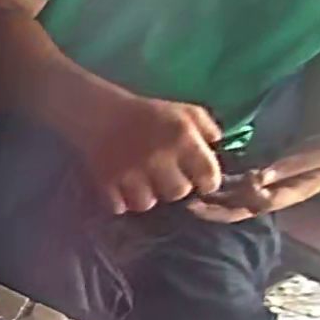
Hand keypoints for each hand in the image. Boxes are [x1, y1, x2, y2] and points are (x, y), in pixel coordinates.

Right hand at [74, 92, 224, 214]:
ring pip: (145, 203)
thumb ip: (207, 129)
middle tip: (169, 183)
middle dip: (176, 189)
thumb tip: (215, 148)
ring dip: (147, 198)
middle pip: (176, 192)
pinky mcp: (105, 183)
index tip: (204, 184)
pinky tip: (122, 195)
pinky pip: (117, 207)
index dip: (209, 183)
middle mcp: (157, 159)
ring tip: (144, 190)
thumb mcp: (186, 112)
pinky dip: (121, 204)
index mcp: (182, 140)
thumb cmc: (148, 114)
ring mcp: (128, 173)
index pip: (207, 173)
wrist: (103, 116)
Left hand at [188, 122, 319, 222]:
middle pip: (236, 208)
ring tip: (186, 193)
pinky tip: (199, 177)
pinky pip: (233, 183)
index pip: (254, 206)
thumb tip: (260, 178)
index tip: (211, 196)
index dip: (232, 205)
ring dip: (209, 197)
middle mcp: (273, 194)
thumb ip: (294, 165)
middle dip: (211, 209)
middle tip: (188, 203)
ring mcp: (266, 186)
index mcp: (290, 194)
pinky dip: (216, 182)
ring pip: (230, 198)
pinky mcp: (260, 174)